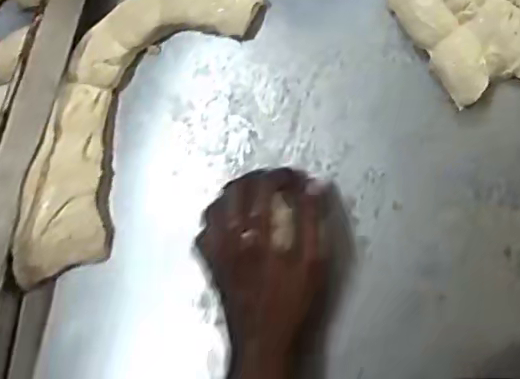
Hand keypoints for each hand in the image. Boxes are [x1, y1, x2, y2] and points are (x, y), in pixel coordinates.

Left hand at [197, 168, 328, 378]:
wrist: (263, 345)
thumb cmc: (290, 306)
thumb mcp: (313, 262)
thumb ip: (313, 219)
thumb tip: (315, 185)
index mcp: (259, 235)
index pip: (265, 185)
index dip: (282, 175)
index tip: (296, 179)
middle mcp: (233, 239)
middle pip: (237, 189)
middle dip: (259, 177)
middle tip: (276, 181)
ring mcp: (218, 252)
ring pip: (216, 206)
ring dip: (235, 192)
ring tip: (253, 193)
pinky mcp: (211, 265)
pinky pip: (204, 231)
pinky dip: (216, 219)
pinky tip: (230, 221)